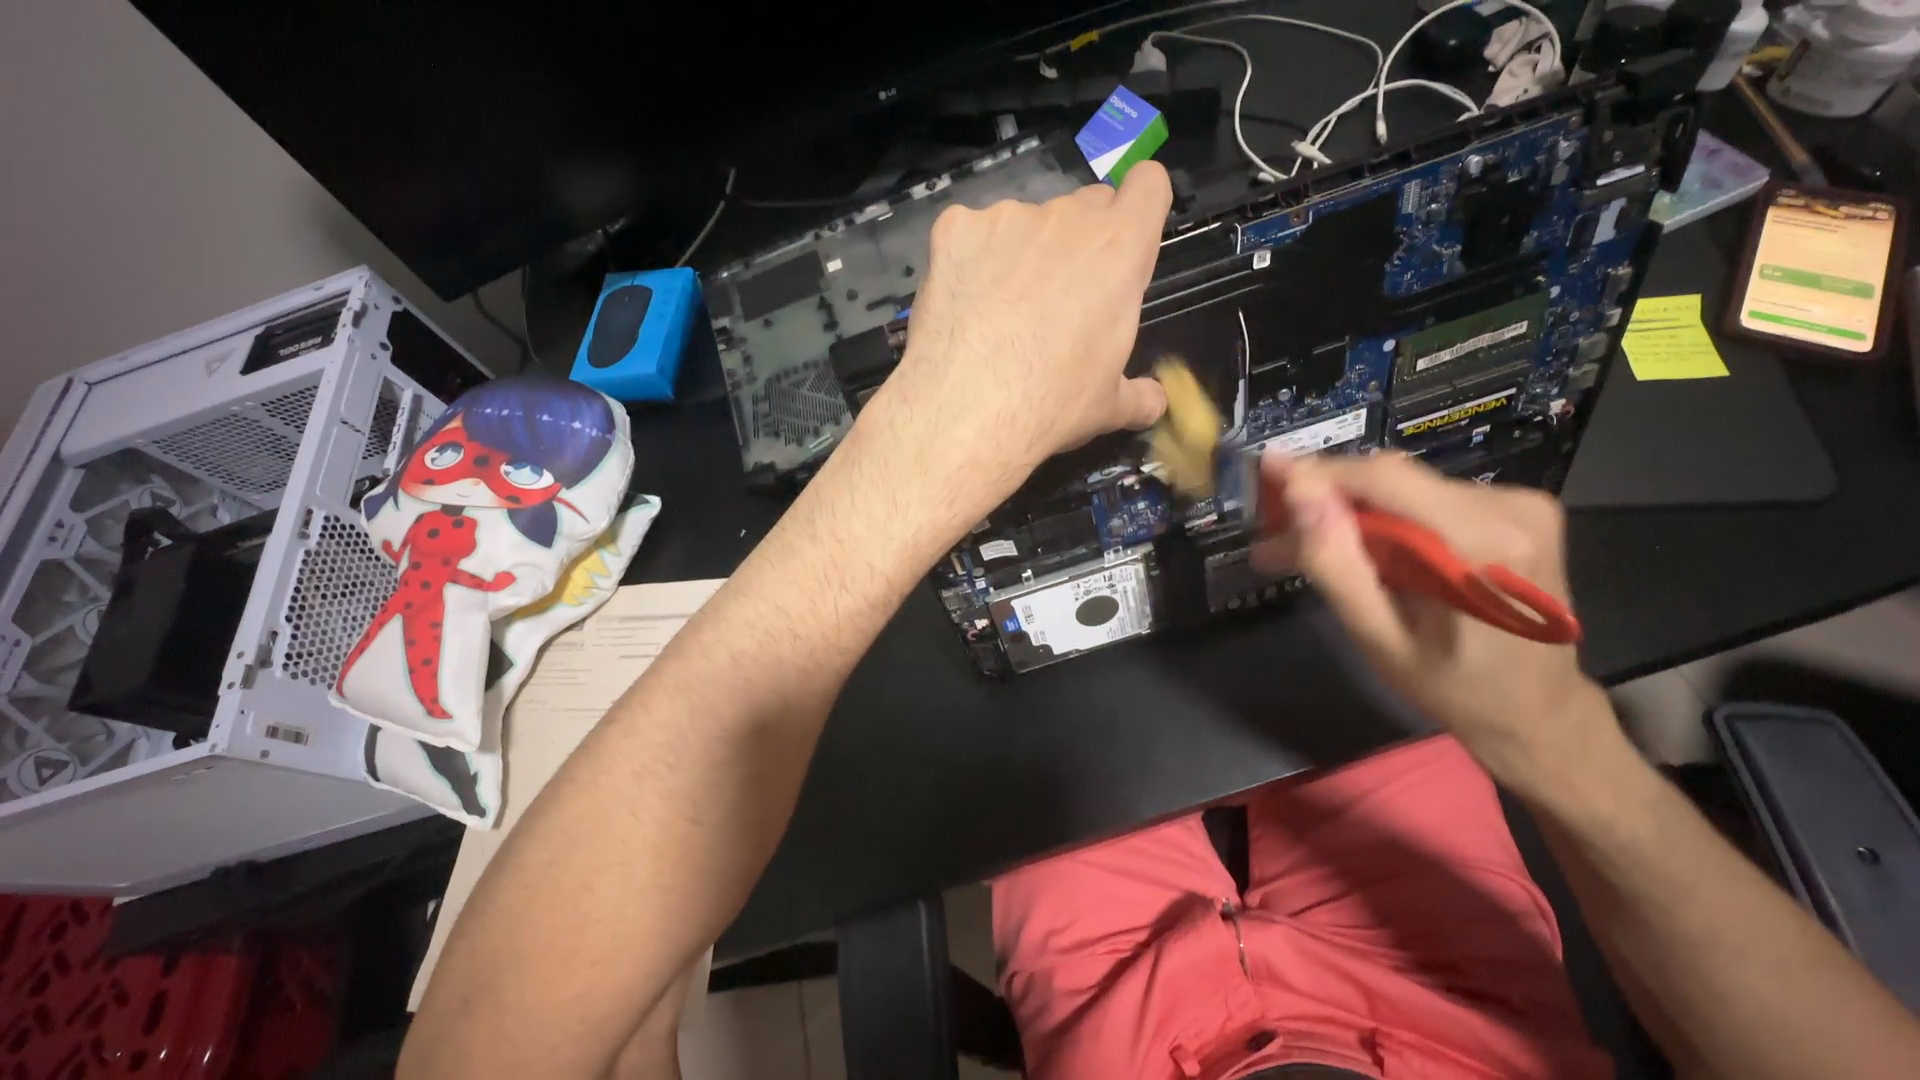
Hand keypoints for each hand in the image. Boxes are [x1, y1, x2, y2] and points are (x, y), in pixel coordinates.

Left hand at [873, 163, 1172, 477]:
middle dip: (1080, 241)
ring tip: (999, 311)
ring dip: (1022, 253)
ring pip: (1025, 222)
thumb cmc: (1052, 404)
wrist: (966, 410)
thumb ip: (1139, 395)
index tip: (1125, 239)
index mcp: (1119, 250)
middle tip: (1058, 297)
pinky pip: (970, 233)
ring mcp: (1008, 218)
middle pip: (1085, 205)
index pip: (1148, 185)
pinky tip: (962, 303)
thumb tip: (1154, 401)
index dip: (1139, 207)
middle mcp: (1067, 219)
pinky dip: (969, 259)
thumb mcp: (1108, 407)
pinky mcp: (955, 229)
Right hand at [1252, 452, 1615, 791]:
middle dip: (1330, 503)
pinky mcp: (1518, 508)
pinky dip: (1391, 521)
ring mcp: (1521, 503)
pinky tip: (1364, 552)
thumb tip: (1298, 496)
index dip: (1319, 473)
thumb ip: (1337, 564)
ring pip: (1407, 489)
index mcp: (1483, 541)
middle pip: (1393, 481)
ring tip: (1308, 551)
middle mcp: (1510, 507)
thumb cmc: (1457, 688)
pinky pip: (1431, 500)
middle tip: (1275, 535)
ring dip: (1356, 516)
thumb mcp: (1380, 638)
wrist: (1539, 711)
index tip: (1266, 474)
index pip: (1384, 478)